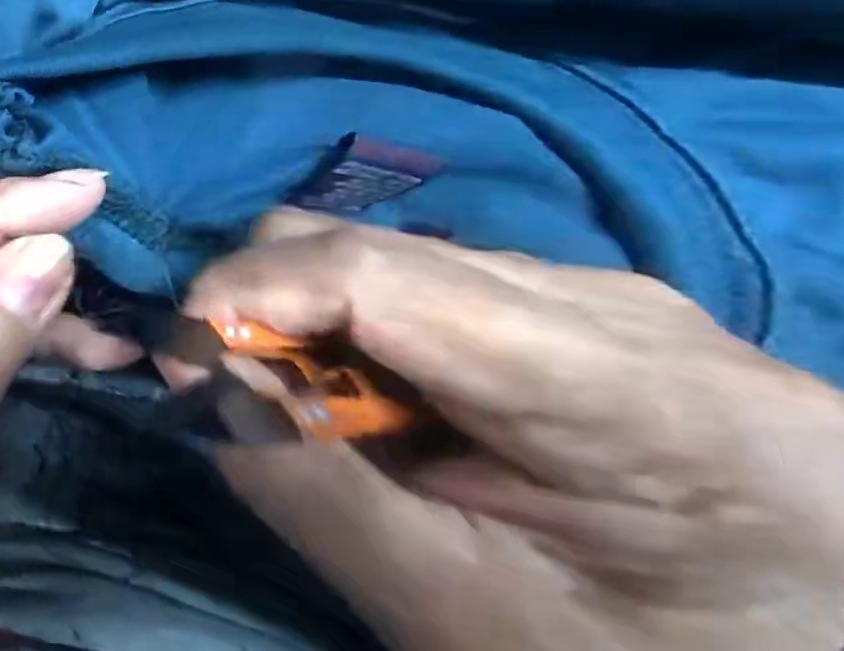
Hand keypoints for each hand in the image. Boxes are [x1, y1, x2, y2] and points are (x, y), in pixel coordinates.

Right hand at [179, 209, 843, 650]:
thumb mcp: (425, 598)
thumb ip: (292, 468)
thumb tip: (184, 358)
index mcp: (664, 415)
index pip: (395, 284)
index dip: (259, 292)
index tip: (179, 345)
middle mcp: (645, 317)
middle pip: (382, 251)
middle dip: (272, 306)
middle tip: (239, 389)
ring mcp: (612, 288)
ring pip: (387, 246)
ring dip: (312, 313)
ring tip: (324, 402)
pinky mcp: (572, 288)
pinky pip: (415, 266)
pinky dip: (356, 316)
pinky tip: (381, 387)